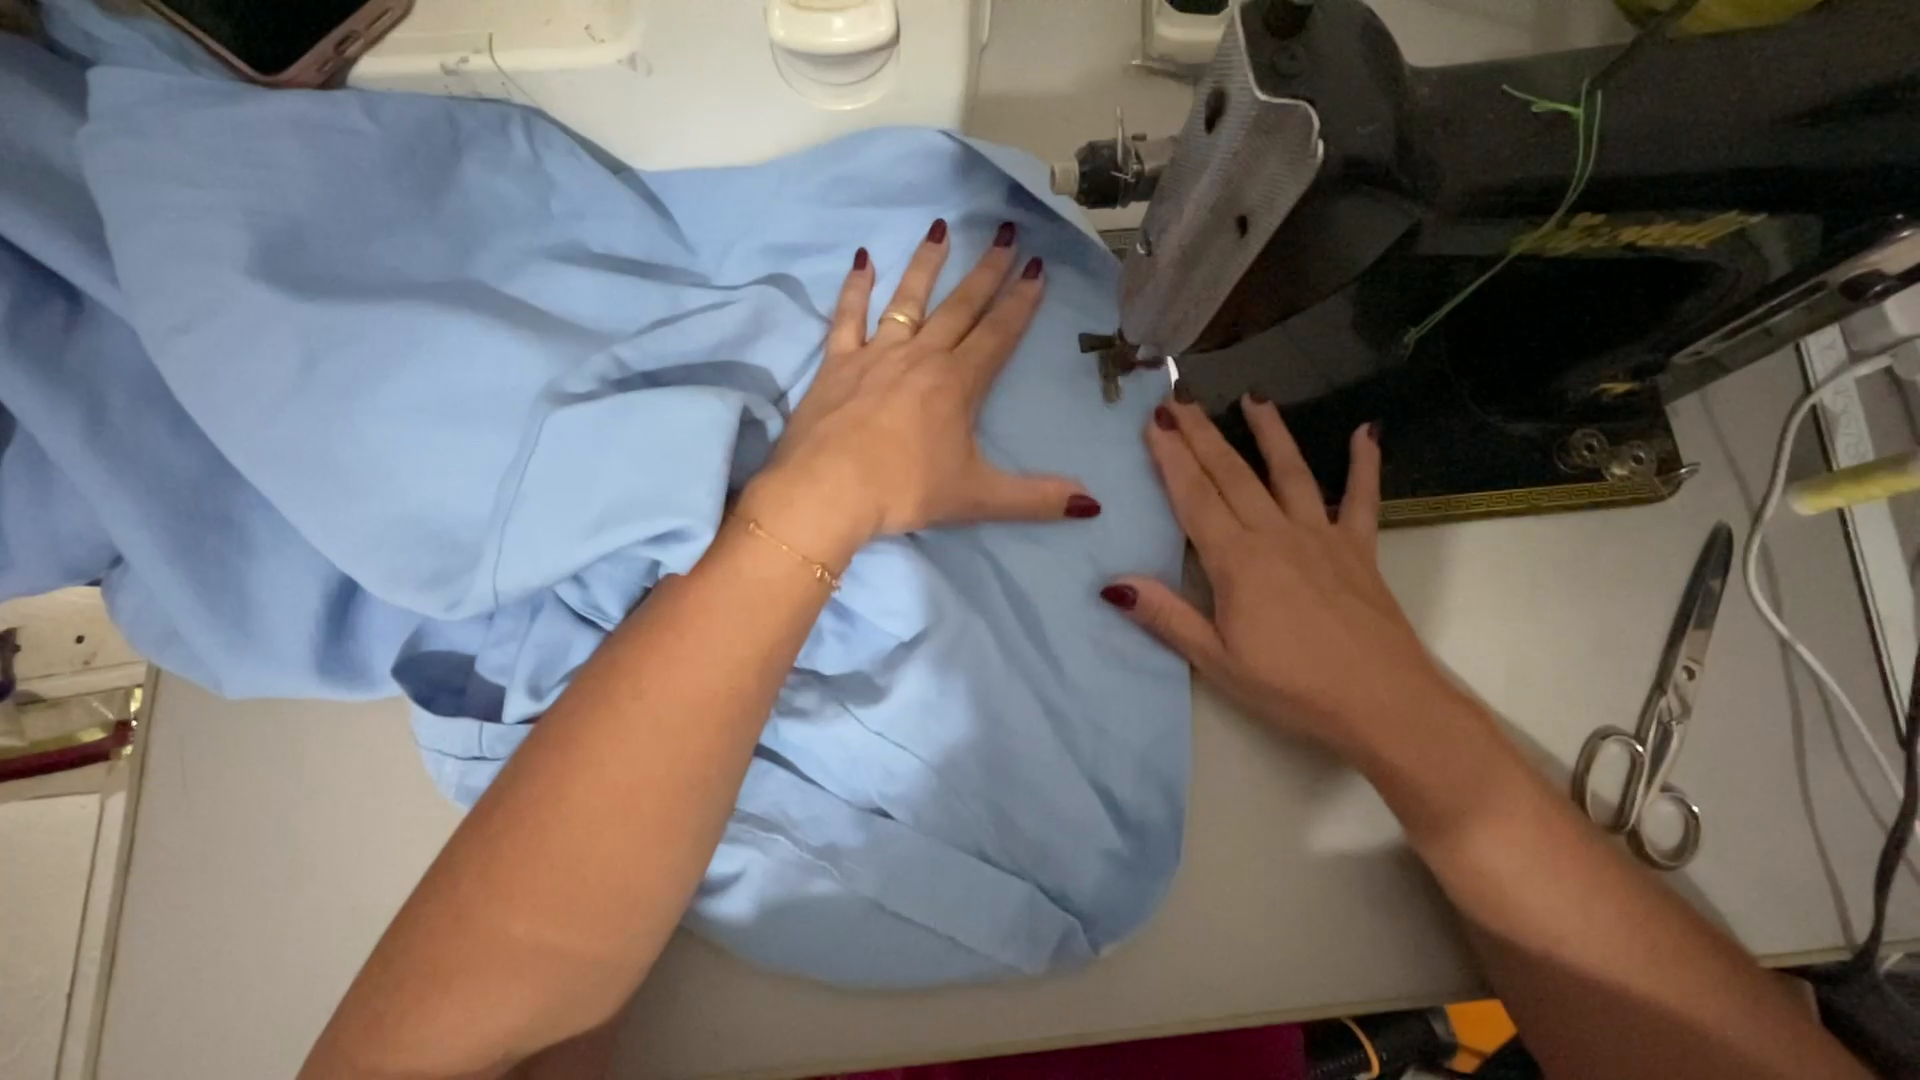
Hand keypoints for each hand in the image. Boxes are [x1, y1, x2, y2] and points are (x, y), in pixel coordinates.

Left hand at [740, 220, 1096, 564]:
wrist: (827, 491)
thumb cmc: (904, 492)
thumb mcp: (978, 499)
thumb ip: (1036, 499)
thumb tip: (1093, 505)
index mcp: (958, 384)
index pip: (998, 333)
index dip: (1021, 302)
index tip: (1037, 267)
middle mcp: (921, 357)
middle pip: (960, 307)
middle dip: (988, 271)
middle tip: (1007, 234)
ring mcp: (876, 355)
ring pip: (908, 300)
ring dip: (927, 263)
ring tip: (941, 227)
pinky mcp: (837, 363)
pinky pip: (847, 316)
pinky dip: (855, 287)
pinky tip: (863, 259)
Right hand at [1102, 393, 1464, 759]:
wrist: (1383, 703)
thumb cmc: (1292, 688)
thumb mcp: (1217, 661)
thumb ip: (1167, 617)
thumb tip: (1113, 584)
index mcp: (1237, 561)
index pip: (1195, 498)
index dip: (1171, 458)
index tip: (1154, 422)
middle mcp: (1276, 535)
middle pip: (1232, 474)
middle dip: (1203, 433)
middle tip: (1181, 397)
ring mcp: (1321, 537)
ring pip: (1290, 472)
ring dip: (1269, 432)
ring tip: (1254, 396)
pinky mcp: (1359, 550)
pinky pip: (1362, 498)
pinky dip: (1364, 464)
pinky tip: (1367, 432)